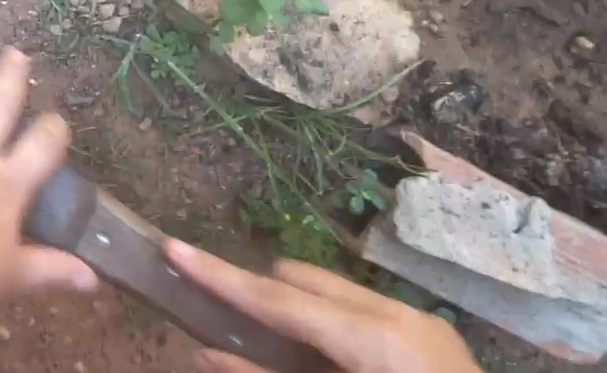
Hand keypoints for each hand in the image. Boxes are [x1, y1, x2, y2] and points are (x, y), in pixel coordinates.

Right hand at [165, 239, 479, 372]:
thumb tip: (203, 355)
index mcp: (374, 339)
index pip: (275, 297)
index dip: (218, 275)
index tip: (171, 246)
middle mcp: (397, 315)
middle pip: (298, 279)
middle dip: (258, 294)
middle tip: (230, 322)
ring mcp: (421, 324)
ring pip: (328, 290)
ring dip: (295, 311)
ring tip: (284, 352)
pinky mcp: (435, 338)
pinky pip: (360, 311)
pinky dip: (330, 327)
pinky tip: (330, 363)